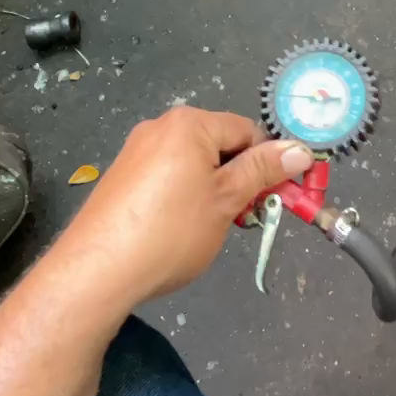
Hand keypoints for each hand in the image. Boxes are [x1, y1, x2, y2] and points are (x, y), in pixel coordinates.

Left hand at [48, 107, 312, 305]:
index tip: (271, 199)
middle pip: (218, 144)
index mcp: (190, 122)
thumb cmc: (170, 231)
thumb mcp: (226, 200)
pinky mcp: (121, 176)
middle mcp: (161, 126)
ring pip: (192, 161)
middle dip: (236, 177)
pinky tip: (175, 229)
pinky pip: (166, 174)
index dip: (265, 163)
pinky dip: (182, 194)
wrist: (95, 272)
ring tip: (206, 228)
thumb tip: (300, 150)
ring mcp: (136, 150)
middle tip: (240, 217)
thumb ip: (262, 171)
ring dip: (211, 187)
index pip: (246, 130)